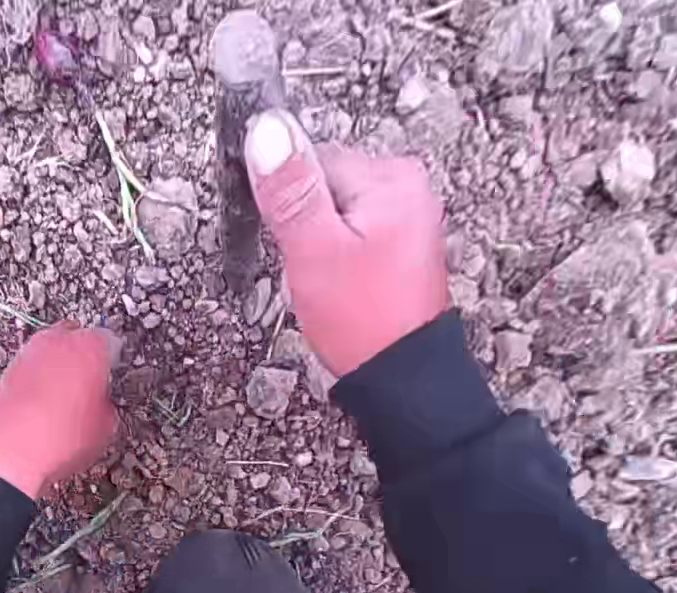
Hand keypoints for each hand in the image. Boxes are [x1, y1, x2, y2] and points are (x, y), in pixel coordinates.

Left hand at [0, 324, 119, 499]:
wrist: (11, 452)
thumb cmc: (58, 438)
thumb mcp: (105, 428)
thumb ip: (107, 405)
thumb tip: (104, 406)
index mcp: (89, 348)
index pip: (110, 341)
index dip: (114, 360)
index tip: (114, 374)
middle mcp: (57, 342)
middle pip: (76, 338)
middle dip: (84, 357)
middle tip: (91, 383)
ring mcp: (29, 353)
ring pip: (51, 351)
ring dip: (60, 367)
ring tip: (67, 398)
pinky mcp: (8, 370)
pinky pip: (32, 368)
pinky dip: (39, 380)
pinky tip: (45, 405)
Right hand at [244, 111, 450, 377]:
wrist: (400, 378)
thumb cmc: (364, 321)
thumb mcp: (314, 252)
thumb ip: (291, 191)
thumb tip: (267, 130)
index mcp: (391, 179)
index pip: (313, 162)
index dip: (290, 208)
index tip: (295, 244)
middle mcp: (408, 191)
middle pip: (325, 192)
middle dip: (308, 234)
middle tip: (316, 273)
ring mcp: (409, 222)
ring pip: (336, 222)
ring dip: (321, 254)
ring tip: (332, 288)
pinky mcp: (402, 252)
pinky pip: (353, 243)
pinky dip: (339, 266)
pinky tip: (343, 293)